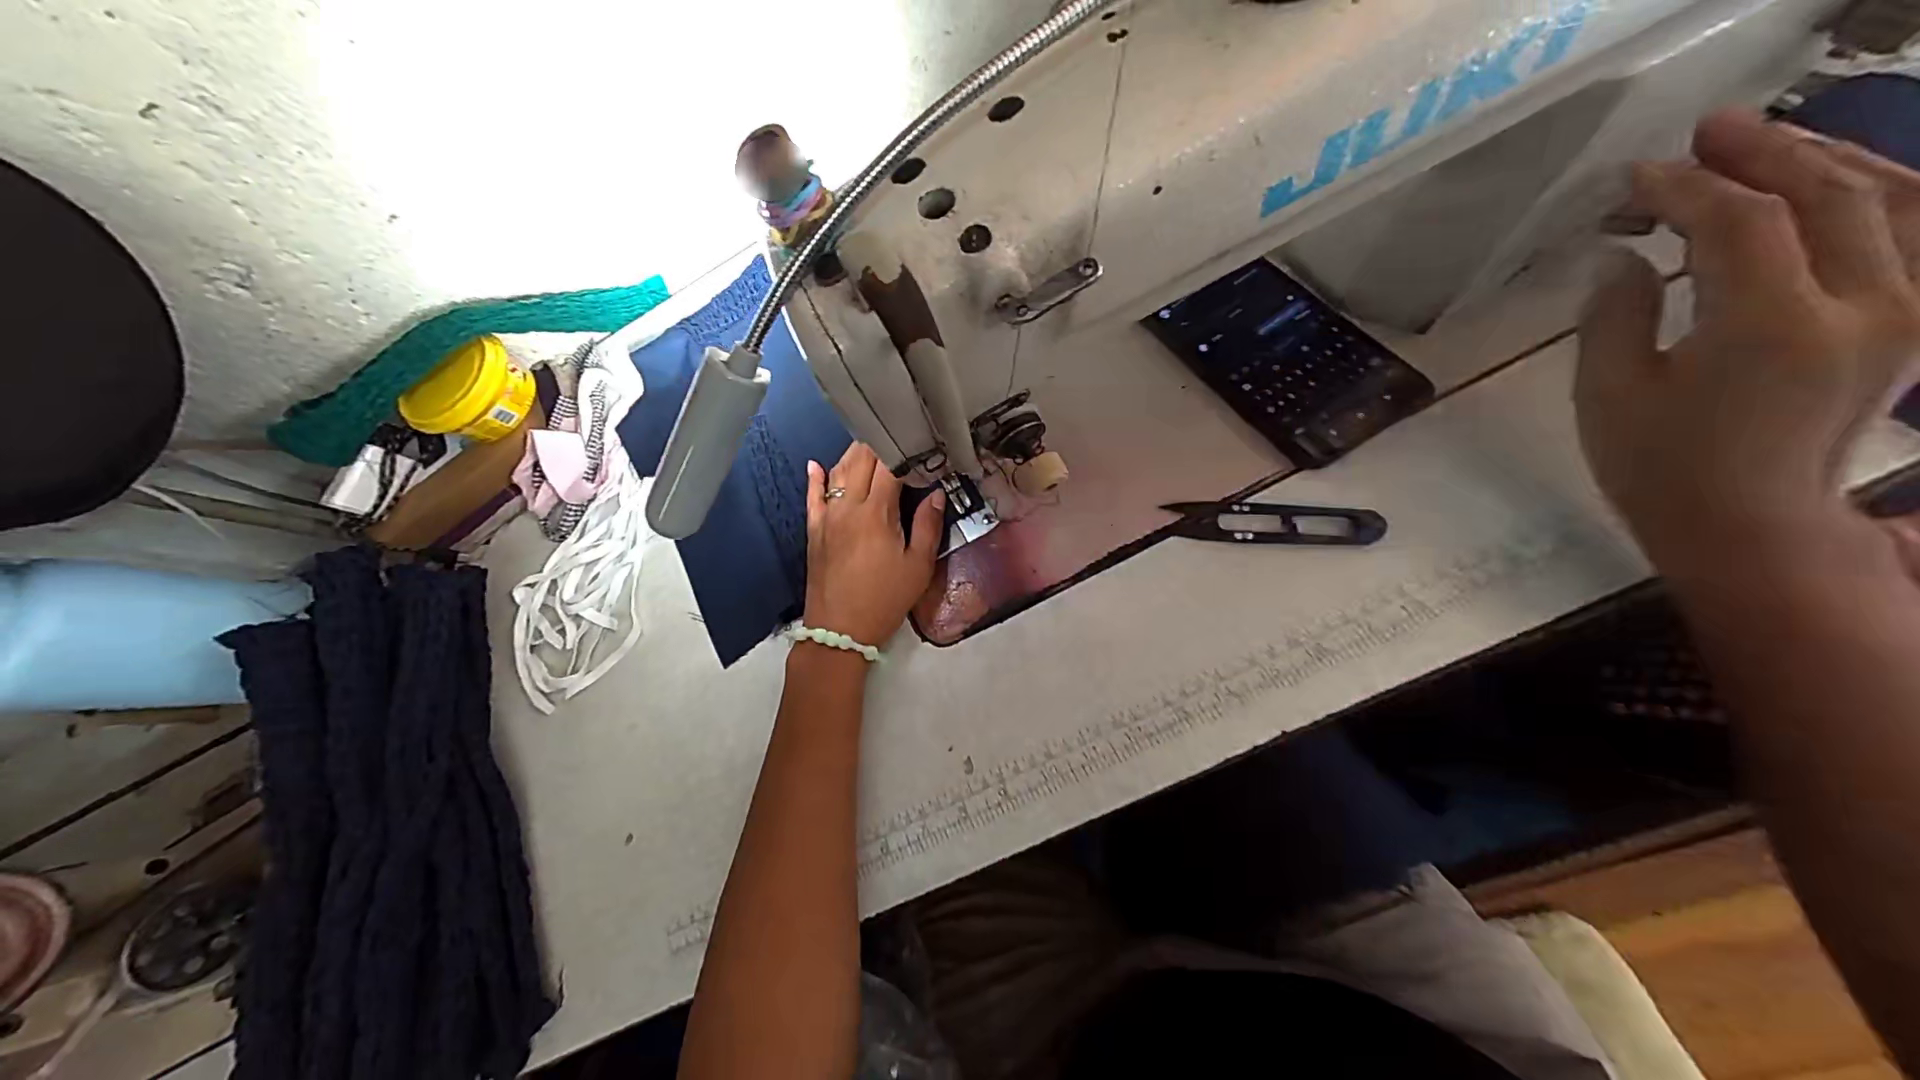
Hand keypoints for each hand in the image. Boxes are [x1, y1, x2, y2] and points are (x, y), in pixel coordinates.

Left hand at [801, 442, 945, 647]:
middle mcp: (848, 506)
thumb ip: (928, 525)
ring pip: (838, 471)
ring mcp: (827, 516)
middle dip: (881, 445)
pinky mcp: (814, 529)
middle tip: (900, 440)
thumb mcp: (918, 567)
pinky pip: (812, 495)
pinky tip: (817, 464)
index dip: (906, 451)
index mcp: (876, 512)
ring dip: (855, 455)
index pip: (890, 465)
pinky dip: (816, 477)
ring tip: (872, 446)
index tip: (922, 446)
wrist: (839, 629)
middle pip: (861, 460)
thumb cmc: (884, 599)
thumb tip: (936, 494)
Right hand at [1577, 109, 1919, 571]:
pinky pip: (1917, 229)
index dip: (1684, 189)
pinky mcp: (1915, 320)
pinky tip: (1837, 178)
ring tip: (1765, 140)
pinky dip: (1878, 189)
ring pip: (1889, 198)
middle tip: (1705, 130)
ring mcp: (1905, 310)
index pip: (1738, 224)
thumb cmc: (1657, 467)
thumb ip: (1615, 315)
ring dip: (1824, 159)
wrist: (1747, 524)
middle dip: (1760, 154)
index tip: (1634, 177)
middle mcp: (1863, 305)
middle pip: (1825, 195)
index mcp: (1770, 328)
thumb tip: (1623, 257)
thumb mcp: (1608, 395)